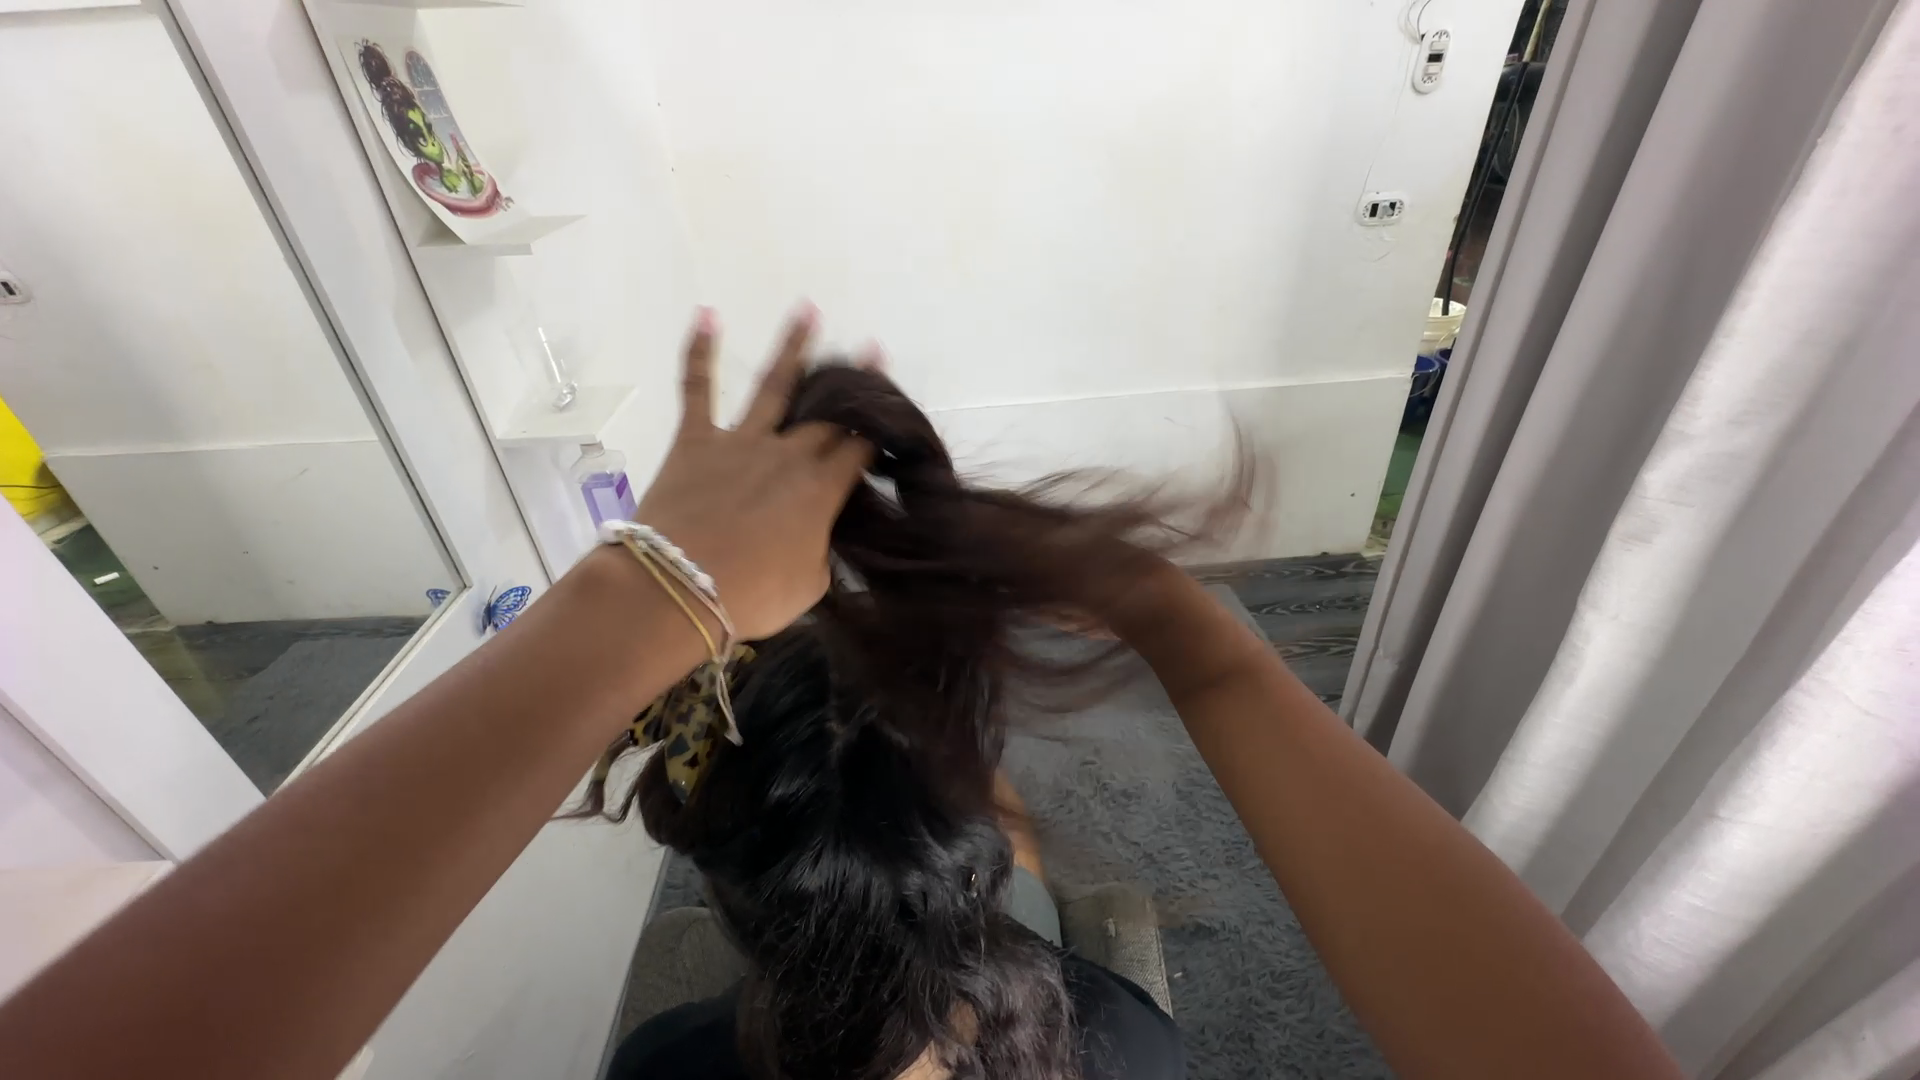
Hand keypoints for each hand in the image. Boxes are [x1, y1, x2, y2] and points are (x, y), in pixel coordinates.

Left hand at [633, 307, 873, 640]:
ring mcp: (741, 441)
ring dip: (794, 346)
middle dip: (855, 385)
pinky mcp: (696, 440)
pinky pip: (697, 388)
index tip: (894, 415)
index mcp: (821, 490)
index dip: (880, 431)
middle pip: (828, 415)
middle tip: (873, 352)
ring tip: (808, 309)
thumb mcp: (810, 585)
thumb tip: (818, 532)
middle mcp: (789, 454)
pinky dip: (700, 351)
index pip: (860, 451)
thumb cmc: (751, 596)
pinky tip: (708, 314)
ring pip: (774, 384)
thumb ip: (822, 550)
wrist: (678, 588)